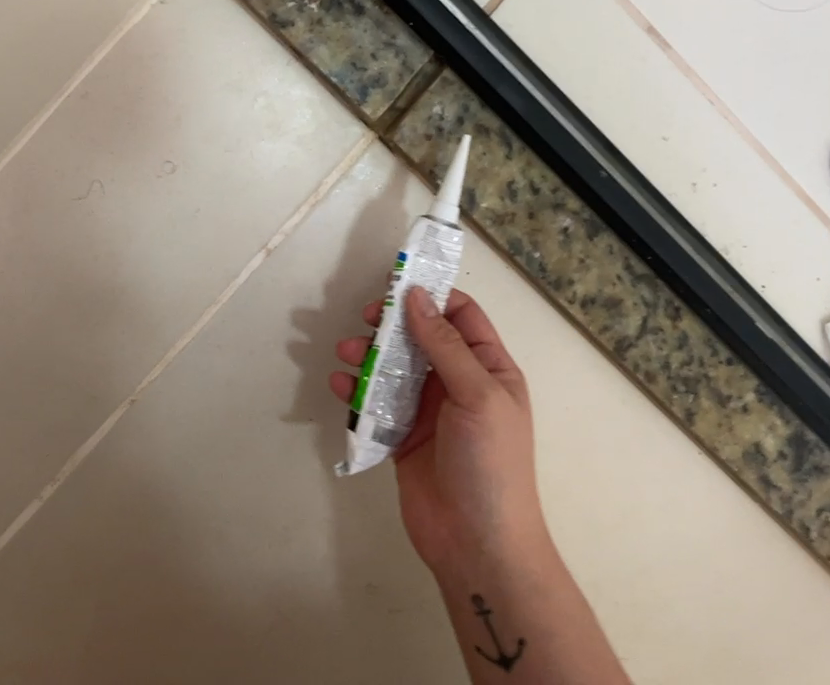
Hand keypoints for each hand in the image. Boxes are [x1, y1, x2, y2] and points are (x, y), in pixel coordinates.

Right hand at [331, 287, 547, 577]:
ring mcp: (428, 411)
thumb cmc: (490, 463)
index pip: (461, 316)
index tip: (395, 285)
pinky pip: (376, 404)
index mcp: (489, 368)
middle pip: (420, 338)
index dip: (431, 296)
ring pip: (393, 369)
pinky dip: (357, 392)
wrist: (477, 544)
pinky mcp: (401, 437)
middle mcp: (458, 383)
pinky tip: (340, 385)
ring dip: (369, 356)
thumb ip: (444, 344)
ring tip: (345, 352)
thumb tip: (415, 295)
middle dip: (391, 325)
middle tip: (364, 318)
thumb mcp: (476, 395)